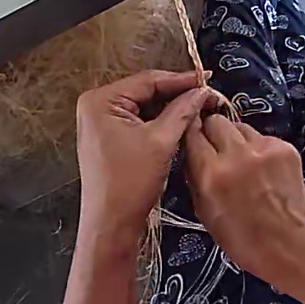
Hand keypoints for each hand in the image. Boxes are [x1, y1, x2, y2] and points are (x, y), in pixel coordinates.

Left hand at [76, 70, 215, 237]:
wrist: (111, 224)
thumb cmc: (130, 183)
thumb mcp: (161, 142)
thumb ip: (183, 111)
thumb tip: (202, 91)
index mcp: (101, 100)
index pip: (148, 80)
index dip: (182, 80)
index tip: (208, 79)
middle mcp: (96, 106)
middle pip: (146, 92)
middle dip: (178, 94)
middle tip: (208, 95)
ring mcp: (101, 123)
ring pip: (145, 107)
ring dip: (171, 108)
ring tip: (201, 107)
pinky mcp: (109, 138)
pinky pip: (139, 121)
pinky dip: (161, 122)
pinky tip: (183, 122)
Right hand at [183, 115, 304, 286]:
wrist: (290, 243)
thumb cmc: (245, 238)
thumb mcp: (205, 213)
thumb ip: (195, 179)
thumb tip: (191, 155)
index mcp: (212, 174)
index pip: (192, 134)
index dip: (191, 136)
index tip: (192, 139)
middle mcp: (236, 155)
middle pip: (216, 121)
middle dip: (213, 133)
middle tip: (217, 150)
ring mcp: (263, 149)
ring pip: (240, 126)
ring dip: (236, 139)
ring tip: (242, 162)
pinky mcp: (283, 147)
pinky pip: (262, 137)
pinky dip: (258, 149)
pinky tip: (262, 169)